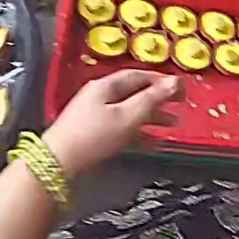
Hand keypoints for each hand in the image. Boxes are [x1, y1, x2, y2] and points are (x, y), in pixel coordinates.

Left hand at [40, 70, 183, 176]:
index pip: (137, 75)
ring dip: (150, 115)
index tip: (180, 87)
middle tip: (180, 103)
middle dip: (158, 98)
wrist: (58, 163)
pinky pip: (120, 125)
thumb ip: (152, 100)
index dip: (160, 80)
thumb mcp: (127, 117)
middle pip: (133, 92)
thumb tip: (175, 81)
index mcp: (106, 86)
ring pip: (128, 110)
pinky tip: (151, 141)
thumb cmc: (95, 136)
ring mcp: (94, 113)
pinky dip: (137, 130)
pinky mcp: (91, 131)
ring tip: (172, 124)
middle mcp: (99, 95)